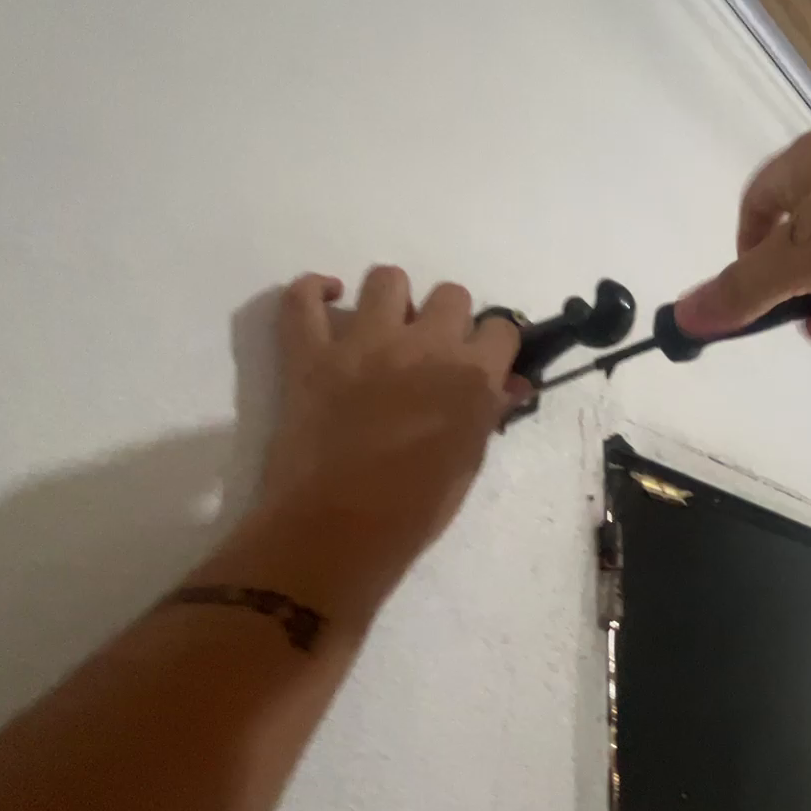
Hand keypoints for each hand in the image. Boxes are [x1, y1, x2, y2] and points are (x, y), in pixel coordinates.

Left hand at [259, 266, 524, 553]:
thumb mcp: (469, 462)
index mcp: (471, 375)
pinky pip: (300, 299)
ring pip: (387, 279)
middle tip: (434, 351)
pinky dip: (312, 292)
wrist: (336, 532)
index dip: (495, 344)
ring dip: (393, 299)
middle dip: (449, 317)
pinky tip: (326, 301)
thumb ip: (488, 412)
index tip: (484, 363)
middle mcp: (425, 345)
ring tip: (386, 328)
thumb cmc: (416, 508)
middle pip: (451, 294)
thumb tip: (509, 385)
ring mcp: (364, 343)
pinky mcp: (310, 353)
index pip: (501, 328)